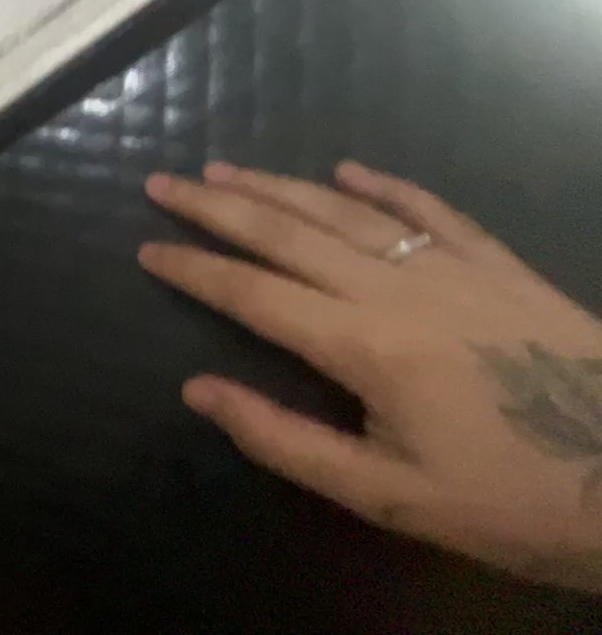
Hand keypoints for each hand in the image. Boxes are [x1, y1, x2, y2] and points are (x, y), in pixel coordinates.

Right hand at [141, 161, 601, 592]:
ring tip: (222, 167)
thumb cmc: (520, 500)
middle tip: (161, 182)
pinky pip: (435, 214)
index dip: (191, 268)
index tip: (147, 250)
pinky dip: (388, 188)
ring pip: (341, 212)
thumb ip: (284, 441)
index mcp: (362, 345)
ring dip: (275, 185)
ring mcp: (452, 272)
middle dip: (212, 205)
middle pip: (282, 233)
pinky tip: (348, 170)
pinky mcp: (503, 270)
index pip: (248, 291)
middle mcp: (394, 291)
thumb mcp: (392, 496)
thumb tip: (196, 390)